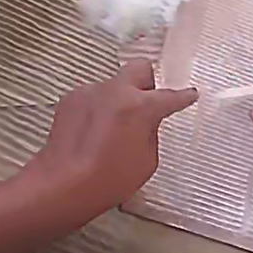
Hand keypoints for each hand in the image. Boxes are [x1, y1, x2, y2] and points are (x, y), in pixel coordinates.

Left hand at [22, 59, 196, 221]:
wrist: (63, 184)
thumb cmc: (108, 179)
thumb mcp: (146, 161)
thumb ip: (150, 132)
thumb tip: (146, 121)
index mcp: (140, 106)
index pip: (170, 96)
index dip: (182, 97)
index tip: (189, 95)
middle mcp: (115, 91)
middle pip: (139, 68)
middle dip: (147, 83)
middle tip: (146, 103)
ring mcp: (90, 92)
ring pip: (112, 85)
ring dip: (117, 100)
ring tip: (112, 129)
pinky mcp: (70, 99)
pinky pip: (92, 98)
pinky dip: (97, 109)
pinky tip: (92, 133)